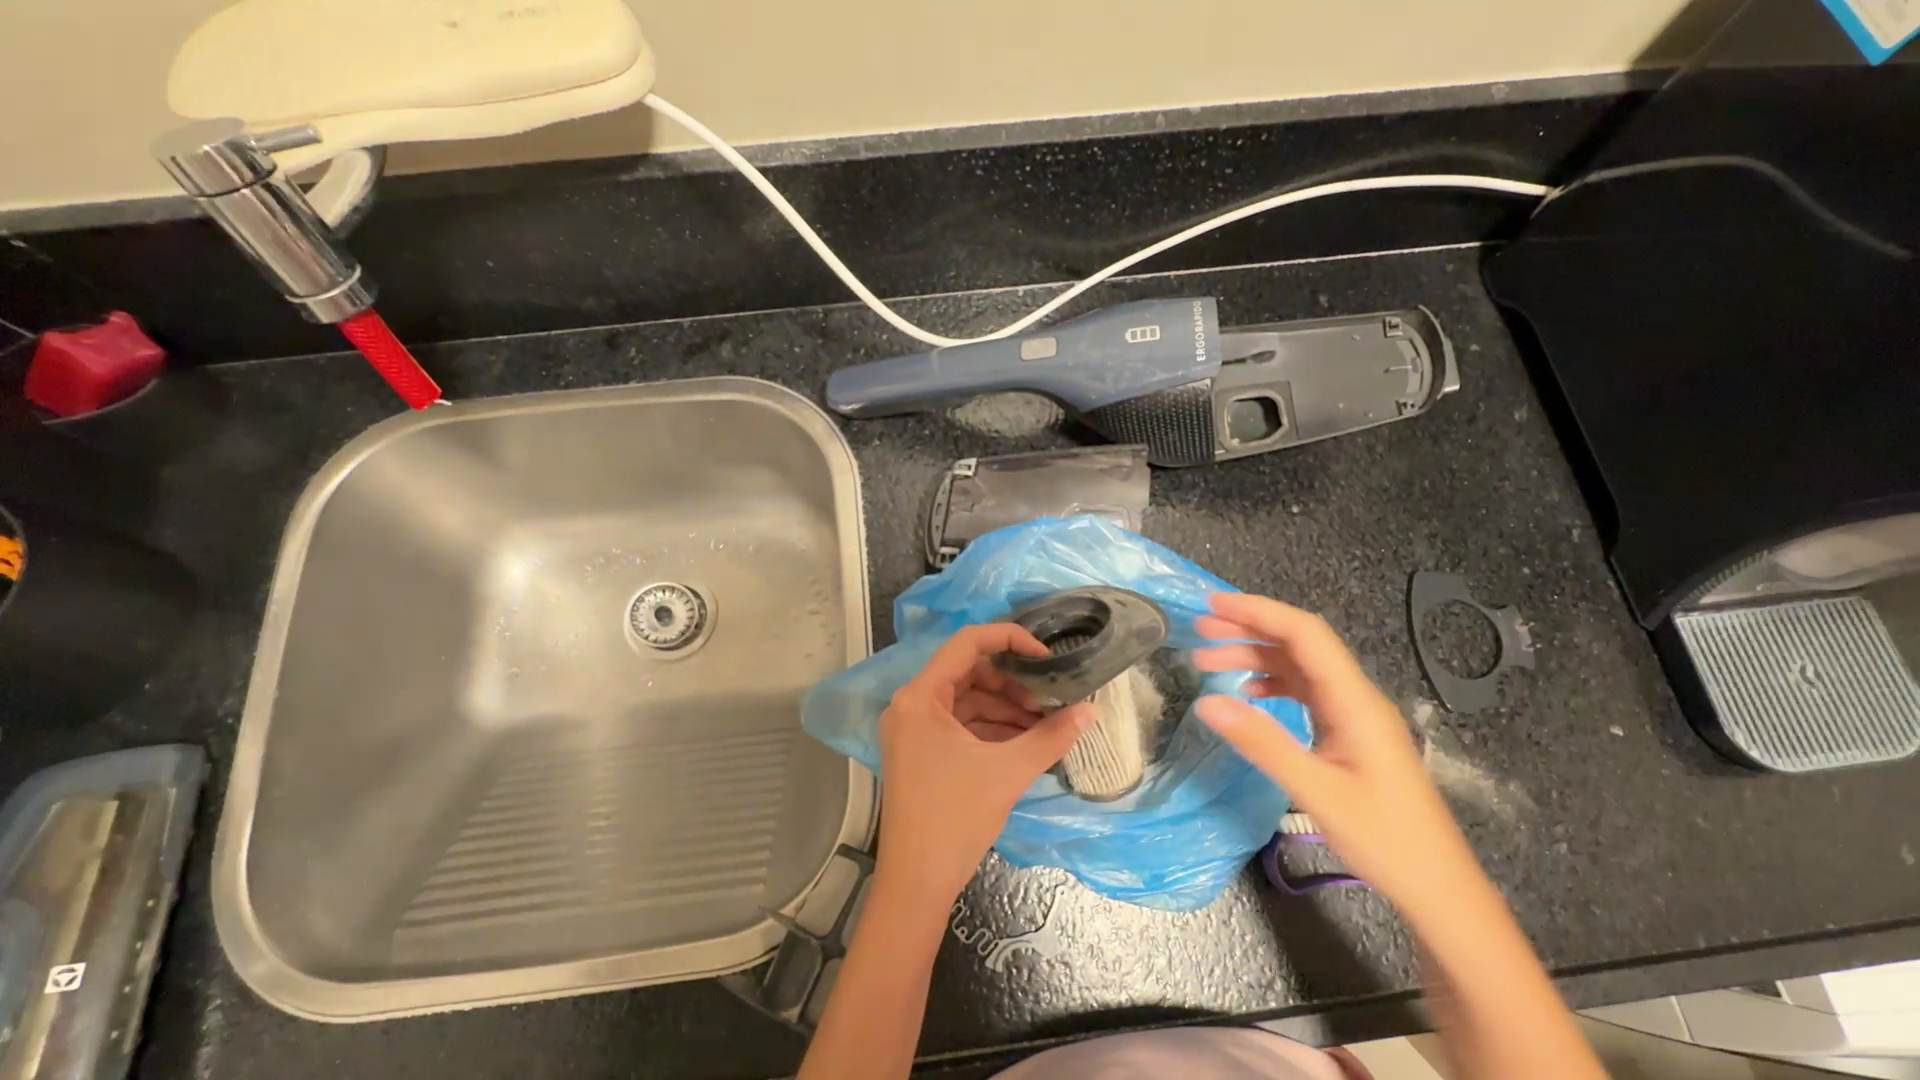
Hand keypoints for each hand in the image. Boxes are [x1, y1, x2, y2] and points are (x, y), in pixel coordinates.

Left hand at [875, 623, 1094, 906]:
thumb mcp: (1008, 772)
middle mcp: (911, 705)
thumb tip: (1090, 712)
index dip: (1009, 639)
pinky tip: (1026, 743)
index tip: (1046, 655)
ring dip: (1006, 709)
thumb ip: (1050, 736)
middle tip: (1050, 701)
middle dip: (1012, 683)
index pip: (967, 643)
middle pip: (969, 672)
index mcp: (920, 697)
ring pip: (967, 701)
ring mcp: (914, 731)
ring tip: (1046, 724)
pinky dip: (992, 729)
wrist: (917, 882)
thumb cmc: (955, 818)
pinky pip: (961, 725)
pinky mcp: (921, 753)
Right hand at [1190, 592, 1481, 913]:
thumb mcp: (1316, 791)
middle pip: (1300, 646)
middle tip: (1200, 630)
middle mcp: (1357, 698)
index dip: (1259, 611)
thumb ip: (1262, 743)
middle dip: (1249, 630)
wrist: (1437, 885)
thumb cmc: (1384, 839)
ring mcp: (1355, 717)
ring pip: (1301, 669)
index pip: (1306, 635)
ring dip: (1256, 658)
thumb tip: (1207, 701)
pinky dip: (1272, 685)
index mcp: (1355, 702)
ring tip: (1208, 662)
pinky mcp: (1351, 736)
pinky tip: (1247, 694)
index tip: (1213, 603)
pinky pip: (1307, 694)